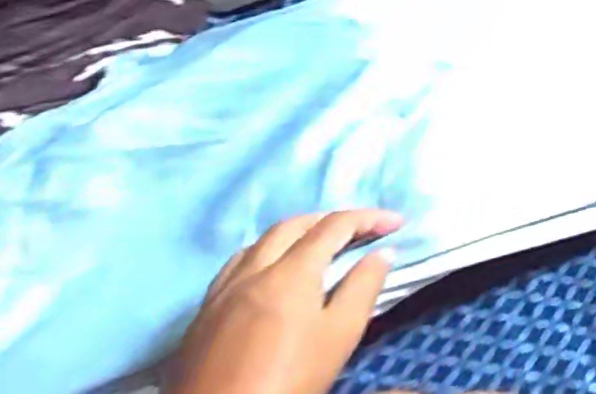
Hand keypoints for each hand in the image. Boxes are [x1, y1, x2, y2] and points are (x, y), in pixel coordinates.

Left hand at [165, 209, 403, 393]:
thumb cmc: (289, 378)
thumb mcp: (342, 332)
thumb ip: (365, 284)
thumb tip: (381, 253)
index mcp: (289, 273)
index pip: (335, 225)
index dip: (371, 217)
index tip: (398, 224)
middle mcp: (250, 275)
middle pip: (291, 226)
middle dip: (330, 219)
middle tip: (359, 230)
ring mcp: (217, 299)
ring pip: (255, 246)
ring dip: (292, 236)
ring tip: (315, 249)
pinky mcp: (197, 322)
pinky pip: (232, 271)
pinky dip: (262, 259)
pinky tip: (272, 280)